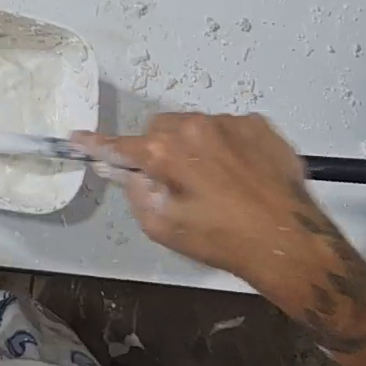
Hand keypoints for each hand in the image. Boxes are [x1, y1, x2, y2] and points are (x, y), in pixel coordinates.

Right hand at [75, 114, 365, 328]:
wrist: (290, 243)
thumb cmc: (220, 240)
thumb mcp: (162, 226)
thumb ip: (134, 192)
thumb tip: (123, 170)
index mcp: (166, 152)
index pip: (120, 145)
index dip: (96, 145)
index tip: (76, 139)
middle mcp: (195, 127)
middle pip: (159, 129)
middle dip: (158, 150)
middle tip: (172, 183)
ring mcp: (230, 123)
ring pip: (193, 127)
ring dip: (192, 147)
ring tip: (213, 182)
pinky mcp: (260, 125)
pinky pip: (227, 129)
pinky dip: (223, 146)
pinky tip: (238, 175)